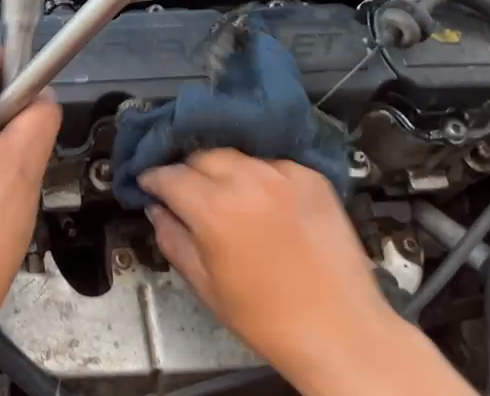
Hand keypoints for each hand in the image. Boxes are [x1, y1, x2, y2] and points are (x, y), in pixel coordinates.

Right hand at [142, 150, 472, 395]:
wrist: (342, 332)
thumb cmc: (270, 319)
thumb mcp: (206, 286)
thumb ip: (173, 240)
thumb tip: (157, 211)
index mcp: (215, 208)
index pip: (169, 174)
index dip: (153, 178)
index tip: (148, 184)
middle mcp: (248, 180)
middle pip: (201, 156)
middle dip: (187, 171)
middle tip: (186, 194)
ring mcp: (284, 175)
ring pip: (237, 156)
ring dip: (224, 171)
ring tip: (226, 197)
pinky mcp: (312, 178)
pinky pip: (273, 165)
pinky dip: (261, 177)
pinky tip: (264, 203)